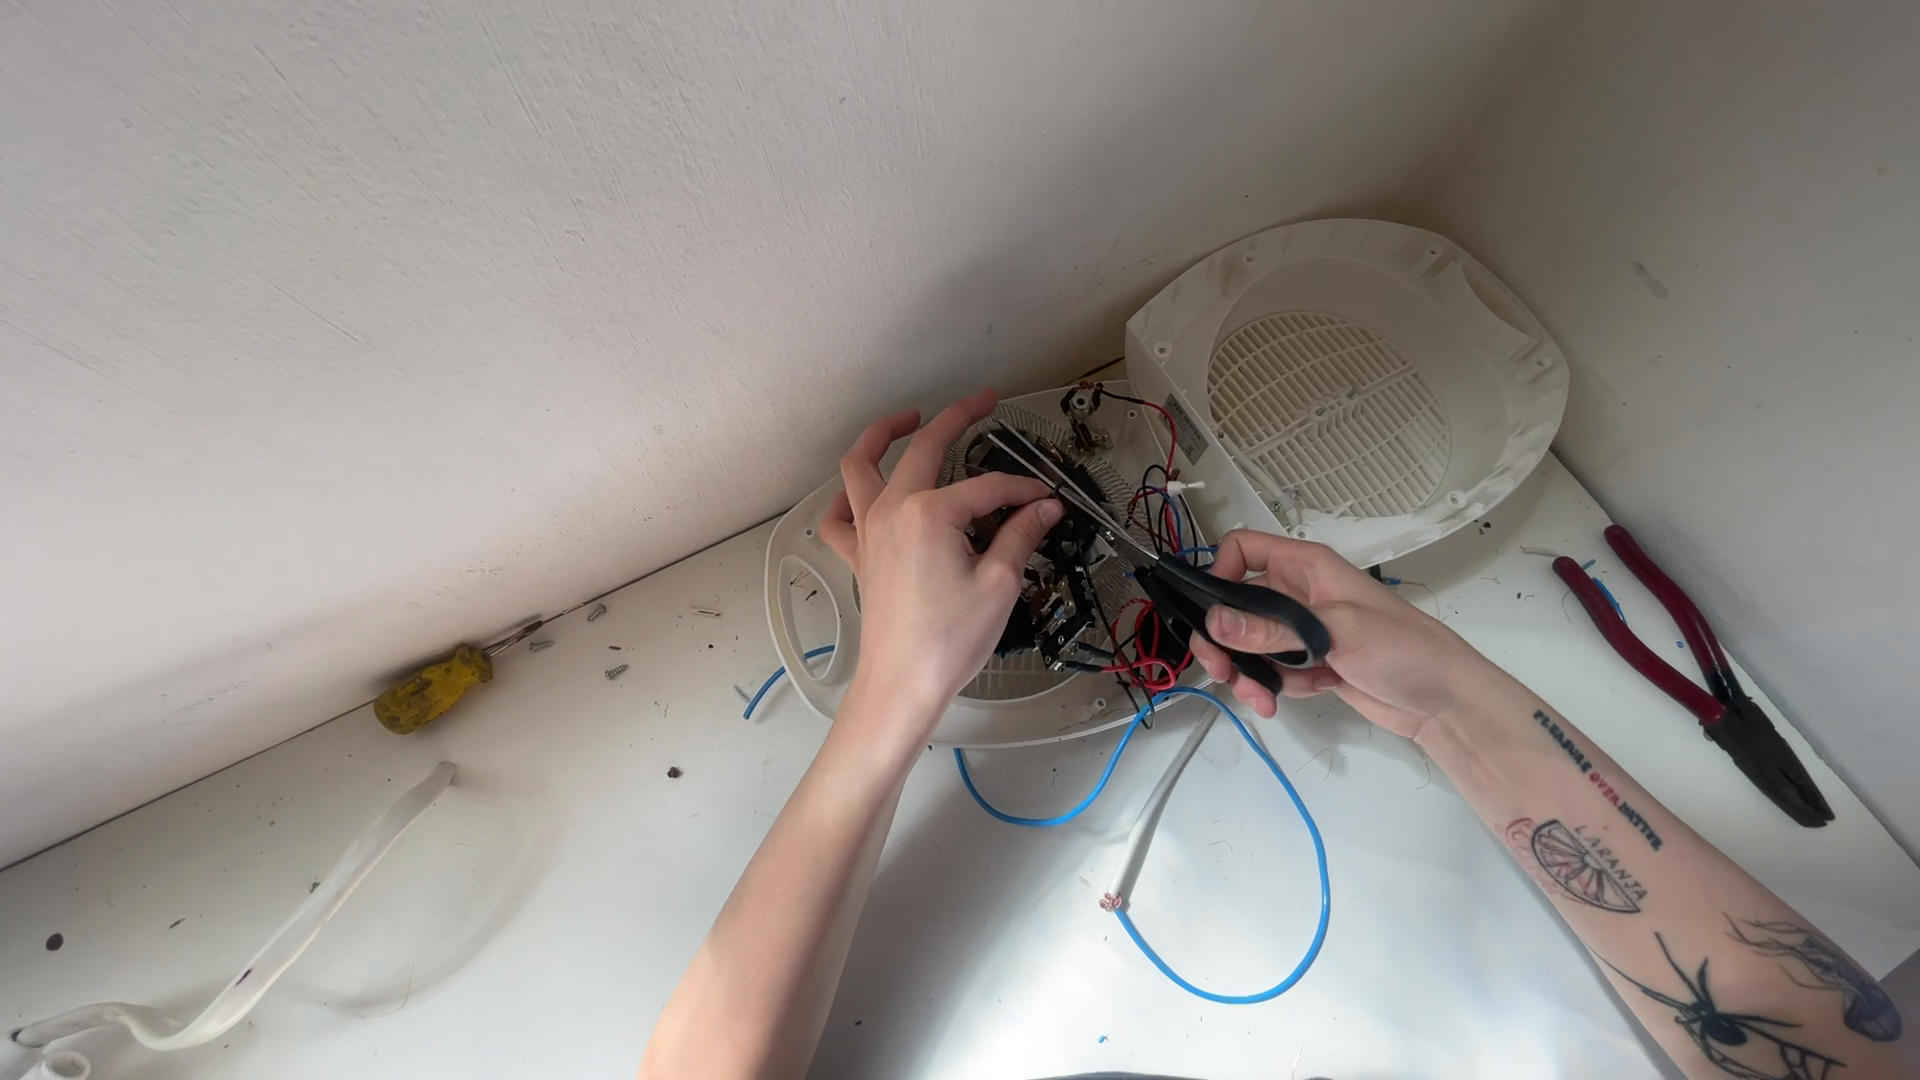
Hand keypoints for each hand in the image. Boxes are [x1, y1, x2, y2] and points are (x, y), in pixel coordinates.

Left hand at [819, 389, 1062, 727]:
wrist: (902, 685)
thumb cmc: (947, 641)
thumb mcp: (999, 584)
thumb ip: (1021, 534)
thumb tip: (1044, 506)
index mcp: (930, 514)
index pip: (987, 487)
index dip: (1021, 488)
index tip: (1044, 497)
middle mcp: (892, 512)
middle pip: (923, 449)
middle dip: (955, 418)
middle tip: (981, 402)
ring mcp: (869, 531)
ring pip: (860, 466)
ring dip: (881, 435)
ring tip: (906, 419)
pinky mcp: (859, 556)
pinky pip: (839, 516)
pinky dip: (846, 496)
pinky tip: (862, 491)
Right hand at [1187, 530, 1490, 737]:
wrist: (1445, 703)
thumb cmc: (1403, 648)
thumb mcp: (1335, 632)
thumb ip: (1271, 630)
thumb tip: (1214, 623)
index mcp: (1304, 567)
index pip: (1243, 549)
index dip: (1220, 571)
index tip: (1213, 610)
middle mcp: (1295, 594)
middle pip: (1234, 605)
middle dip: (1222, 639)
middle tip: (1220, 670)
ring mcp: (1298, 630)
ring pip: (1245, 643)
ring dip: (1243, 671)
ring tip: (1258, 697)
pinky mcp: (1303, 663)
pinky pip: (1266, 670)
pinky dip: (1267, 687)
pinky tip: (1284, 700)